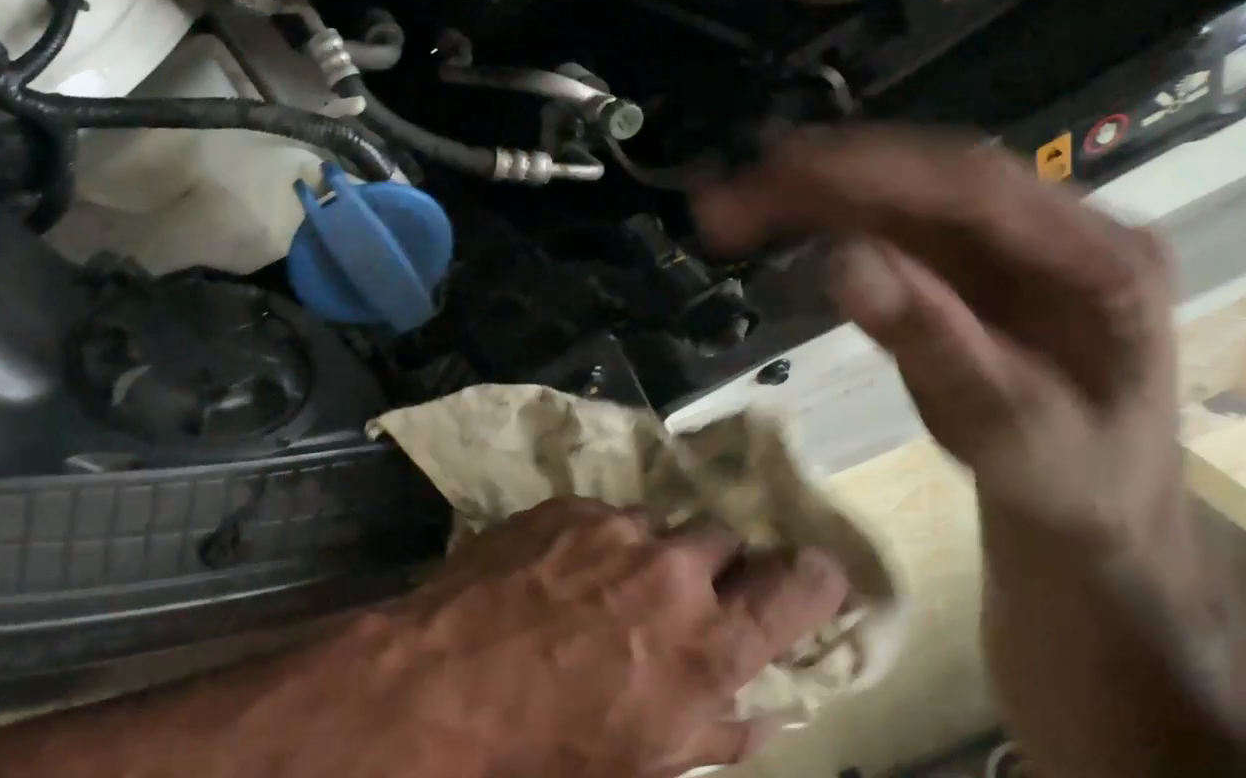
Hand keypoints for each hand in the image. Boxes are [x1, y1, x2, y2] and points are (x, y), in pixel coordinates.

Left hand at [370, 498, 848, 777]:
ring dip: (649, 551)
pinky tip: (560, 570)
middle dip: (714, 566)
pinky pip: (600, 515)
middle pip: (723, 542)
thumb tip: (768, 716)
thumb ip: (721, 733)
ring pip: (656, 526)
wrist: (448, 680)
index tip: (812, 572)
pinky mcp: (561, 508)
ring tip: (608, 584)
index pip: (797, 589)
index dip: (813, 578)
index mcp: (711, 645)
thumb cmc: (552, 744)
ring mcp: (613, 532)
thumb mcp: (650, 762)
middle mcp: (672, 573)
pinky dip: (596, 539)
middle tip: (683, 593)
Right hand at [692, 125, 1182, 549]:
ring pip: (890, 190)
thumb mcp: (1009, 424)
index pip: (975, 188)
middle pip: (924, 176)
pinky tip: (762, 218)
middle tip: (726, 197)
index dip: (873, 171)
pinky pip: (875, 218)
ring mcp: (997, 238)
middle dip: (819, 176)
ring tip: (722, 208)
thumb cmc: (1065, 470)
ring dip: (802, 191)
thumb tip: (842, 261)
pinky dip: (811, 214)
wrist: (1083, 495)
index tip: (781, 170)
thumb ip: (933, 342)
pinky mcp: (951, 254)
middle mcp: (1048, 227)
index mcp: (1097, 257)